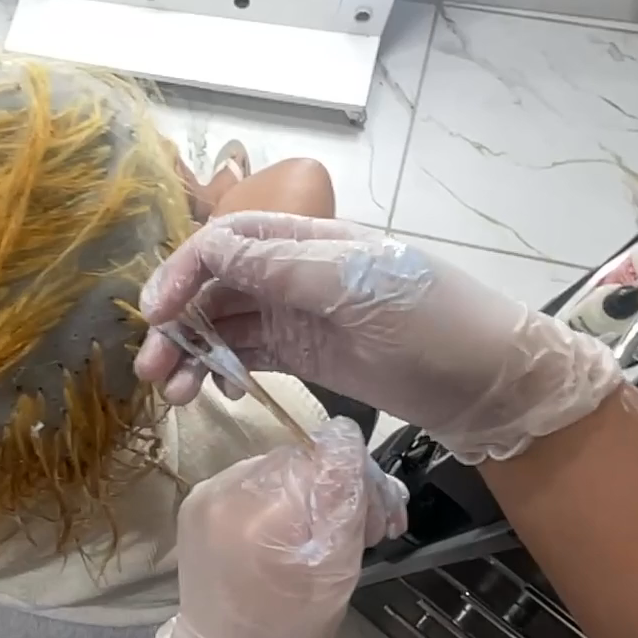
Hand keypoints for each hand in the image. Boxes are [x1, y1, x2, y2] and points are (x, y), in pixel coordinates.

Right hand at [136, 212, 621, 462]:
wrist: (485, 383)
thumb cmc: (432, 322)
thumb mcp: (357, 287)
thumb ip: (280, 268)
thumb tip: (210, 252)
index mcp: (305, 241)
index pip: (224, 244)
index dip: (183, 273)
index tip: (156, 315)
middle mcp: (290, 274)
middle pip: (213, 289)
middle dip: (176, 326)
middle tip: (152, 373)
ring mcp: (293, 316)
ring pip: (221, 328)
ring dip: (191, 356)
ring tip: (175, 396)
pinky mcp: (299, 354)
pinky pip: (243, 357)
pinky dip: (219, 372)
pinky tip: (213, 393)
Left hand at [154, 418, 372, 637]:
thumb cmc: (289, 633)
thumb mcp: (336, 570)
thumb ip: (345, 499)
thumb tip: (350, 441)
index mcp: (262, 509)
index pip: (329, 451)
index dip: (364, 478)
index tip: (379, 519)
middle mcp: (226, 488)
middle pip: (304, 458)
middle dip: (342, 487)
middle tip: (370, 530)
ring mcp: (206, 494)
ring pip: (280, 468)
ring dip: (311, 492)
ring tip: (331, 534)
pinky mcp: (196, 504)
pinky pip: (251, 483)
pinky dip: (278, 500)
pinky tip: (293, 533)